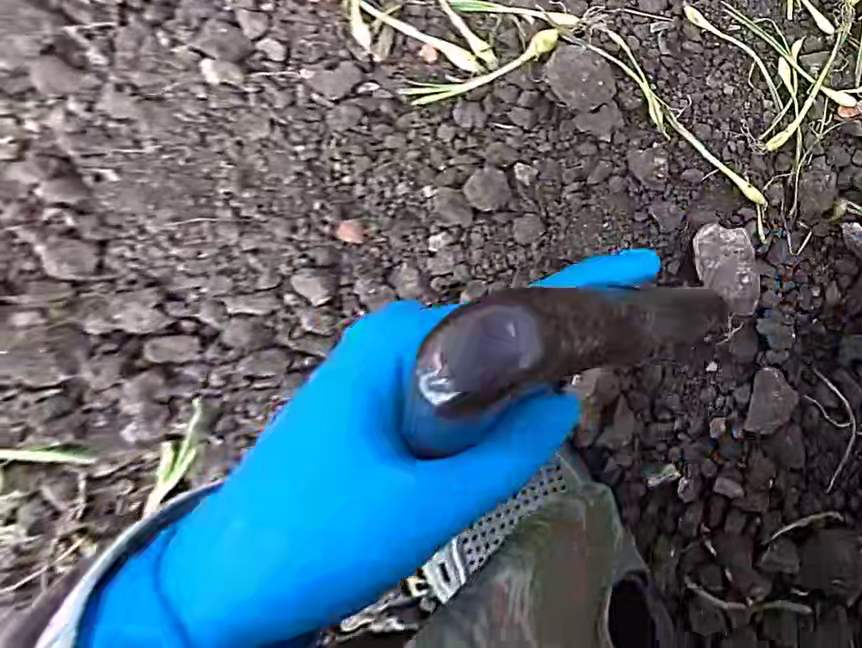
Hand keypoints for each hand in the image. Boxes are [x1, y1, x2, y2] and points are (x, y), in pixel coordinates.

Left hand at [85, 250, 662, 646]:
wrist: (202, 607)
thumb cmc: (311, 545)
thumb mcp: (430, 503)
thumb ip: (516, 449)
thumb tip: (567, 405)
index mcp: (402, 340)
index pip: (519, 302)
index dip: (591, 285)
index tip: (645, 268)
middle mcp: (399, 336)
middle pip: (512, 325)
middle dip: (566, 339)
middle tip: (623, 348)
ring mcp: (389, 363)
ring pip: (493, 358)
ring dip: (530, 381)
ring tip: (549, 415)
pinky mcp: (386, 394)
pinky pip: (469, 379)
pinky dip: (504, 397)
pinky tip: (516, 423)